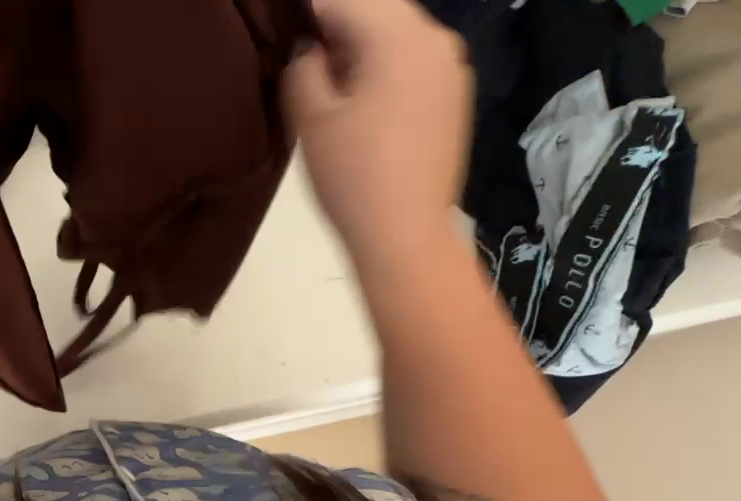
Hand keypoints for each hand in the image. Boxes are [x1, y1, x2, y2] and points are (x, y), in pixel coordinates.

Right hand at [284, 0, 473, 252]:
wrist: (405, 237)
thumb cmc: (353, 178)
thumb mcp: (313, 122)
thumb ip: (303, 70)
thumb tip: (310, 50)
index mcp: (401, 37)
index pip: (345, 0)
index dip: (309, 12)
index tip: (285, 30)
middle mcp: (437, 40)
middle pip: (379, 11)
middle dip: (339, 26)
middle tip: (304, 58)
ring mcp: (452, 70)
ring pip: (399, 38)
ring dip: (363, 49)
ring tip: (331, 84)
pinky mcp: (455, 101)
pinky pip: (414, 67)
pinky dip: (385, 71)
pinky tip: (363, 107)